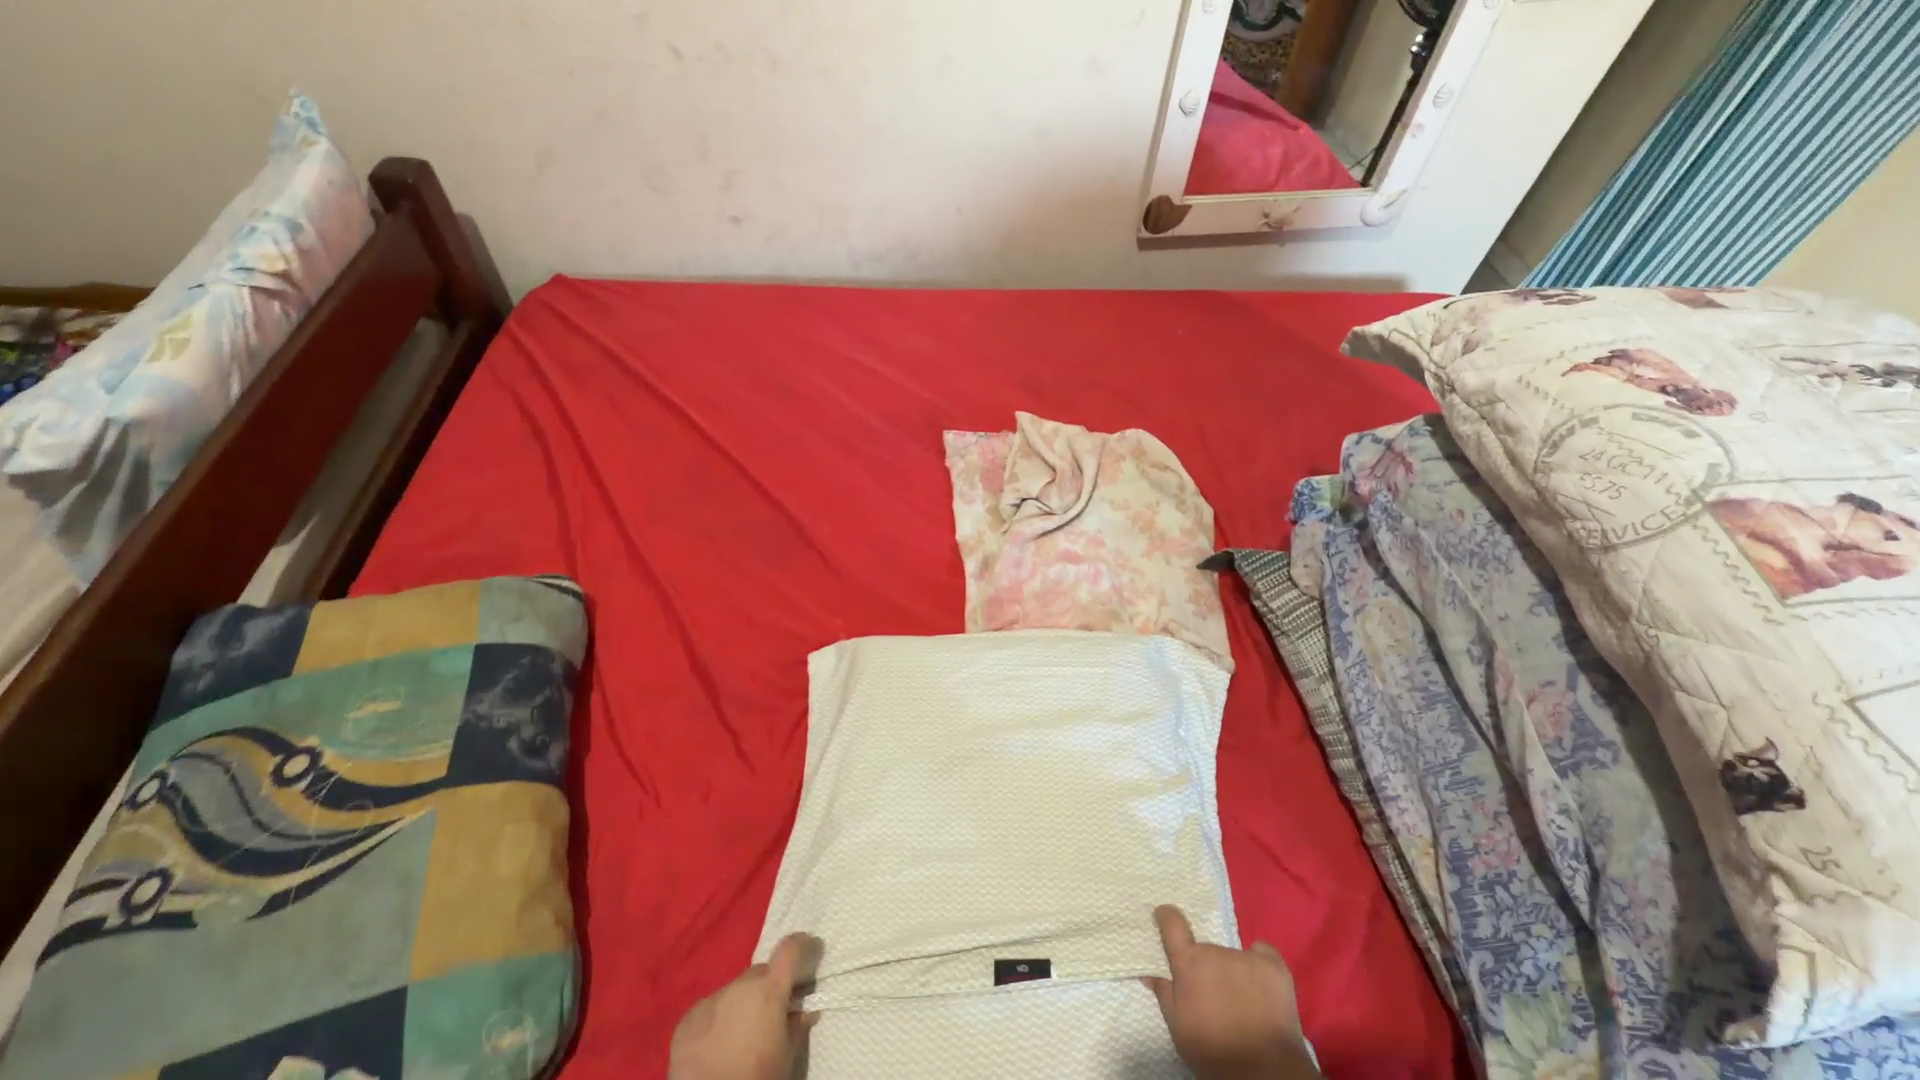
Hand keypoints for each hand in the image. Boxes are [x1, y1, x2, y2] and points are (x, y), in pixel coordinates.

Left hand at [669, 933, 820, 1079]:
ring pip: (734, 991)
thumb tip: (803, 1011)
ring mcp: (710, 1000)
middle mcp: (738, 986)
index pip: (789, 949)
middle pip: (760, 973)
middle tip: (774, 1011)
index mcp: (768, 990)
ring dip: (743, 1003)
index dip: (803, 944)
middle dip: (770, 985)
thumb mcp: (787, 1057)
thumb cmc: (757, 1076)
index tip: (811, 947)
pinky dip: (719, 1018)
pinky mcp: (686, 1019)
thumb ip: (797, 1027)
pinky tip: (718, 1043)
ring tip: (743, 1033)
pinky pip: (710, 1009)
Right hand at [1143, 905, 1319, 1079]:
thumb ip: (1164, 994)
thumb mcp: (1178, 1027)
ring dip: (1232, 971)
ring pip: (1233, 957)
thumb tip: (1150, 973)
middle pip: (1206, 950)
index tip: (1164, 915)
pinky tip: (1262, 986)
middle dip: (1206, 967)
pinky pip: (1261, 954)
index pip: (1173, 925)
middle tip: (1212, 995)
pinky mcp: (1274, 965)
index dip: (1167, 917)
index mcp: (1189, 963)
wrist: (1262, 1070)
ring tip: (1242, 1000)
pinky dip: (1259, 964)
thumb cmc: (1212, 1050)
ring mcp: (1247, 956)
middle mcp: (1216, 951)